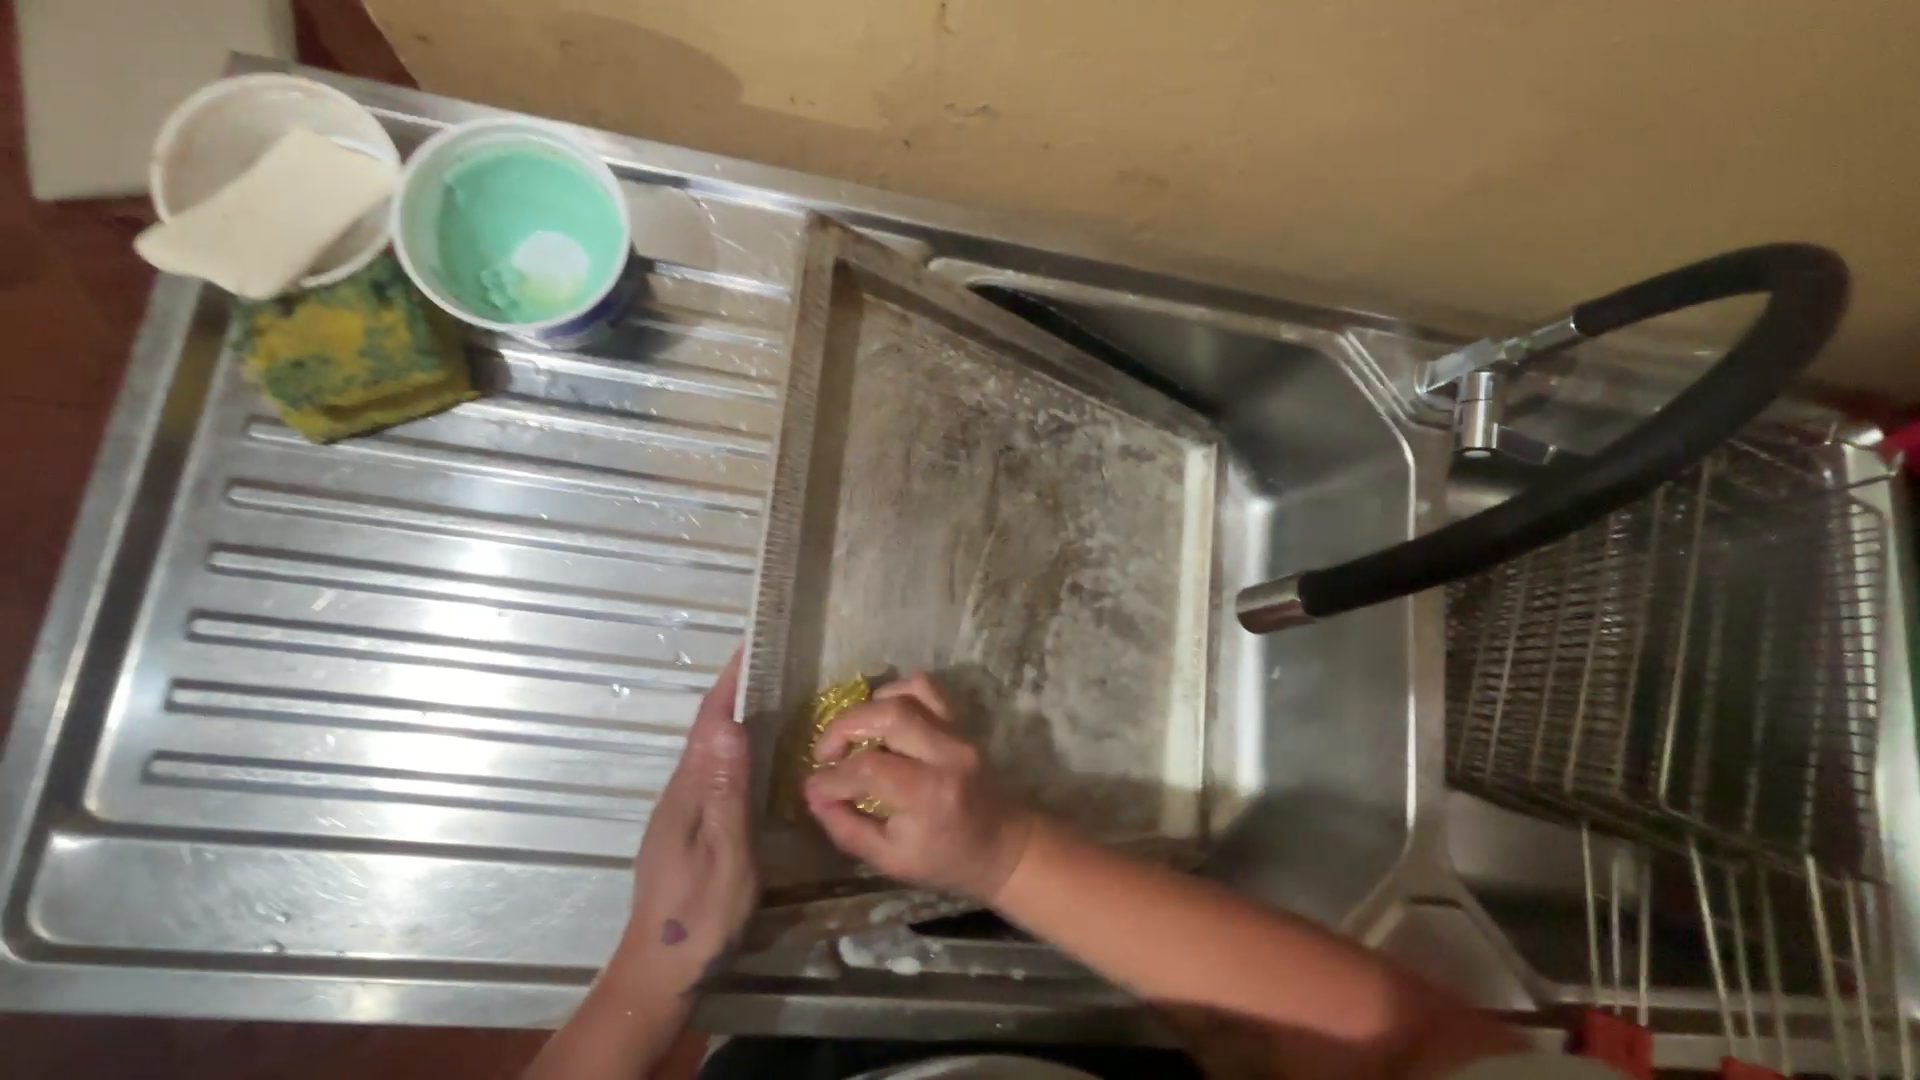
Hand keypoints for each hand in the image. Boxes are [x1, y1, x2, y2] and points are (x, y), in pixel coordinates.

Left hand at [618, 649, 757, 996]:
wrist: (662, 970)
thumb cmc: (700, 914)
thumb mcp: (725, 853)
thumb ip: (726, 790)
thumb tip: (728, 724)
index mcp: (688, 791)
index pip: (708, 722)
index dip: (728, 681)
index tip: (752, 644)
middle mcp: (680, 792)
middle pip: (706, 729)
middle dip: (734, 691)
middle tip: (775, 664)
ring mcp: (682, 811)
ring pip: (709, 750)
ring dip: (734, 717)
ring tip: (773, 697)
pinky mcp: (689, 828)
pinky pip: (714, 772)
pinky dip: (735, 748)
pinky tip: (758, 755)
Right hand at [802, 672, 1035, 902]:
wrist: (1002, 846)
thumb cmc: (945, 860)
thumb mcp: (890, 860)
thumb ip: (848, 827)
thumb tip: (813, 795)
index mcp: (928, 795)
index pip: (868, 769)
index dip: (830, 777)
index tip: (812, 788)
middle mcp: (945, 754)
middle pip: (887, 715)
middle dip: (843, 728)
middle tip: (824, 753)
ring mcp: (956, 733)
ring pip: (906, 695)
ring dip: (867, 709)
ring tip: (850, 735)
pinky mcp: (959, 723)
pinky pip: (926, 689)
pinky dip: (896, 692)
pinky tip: (879, 716)